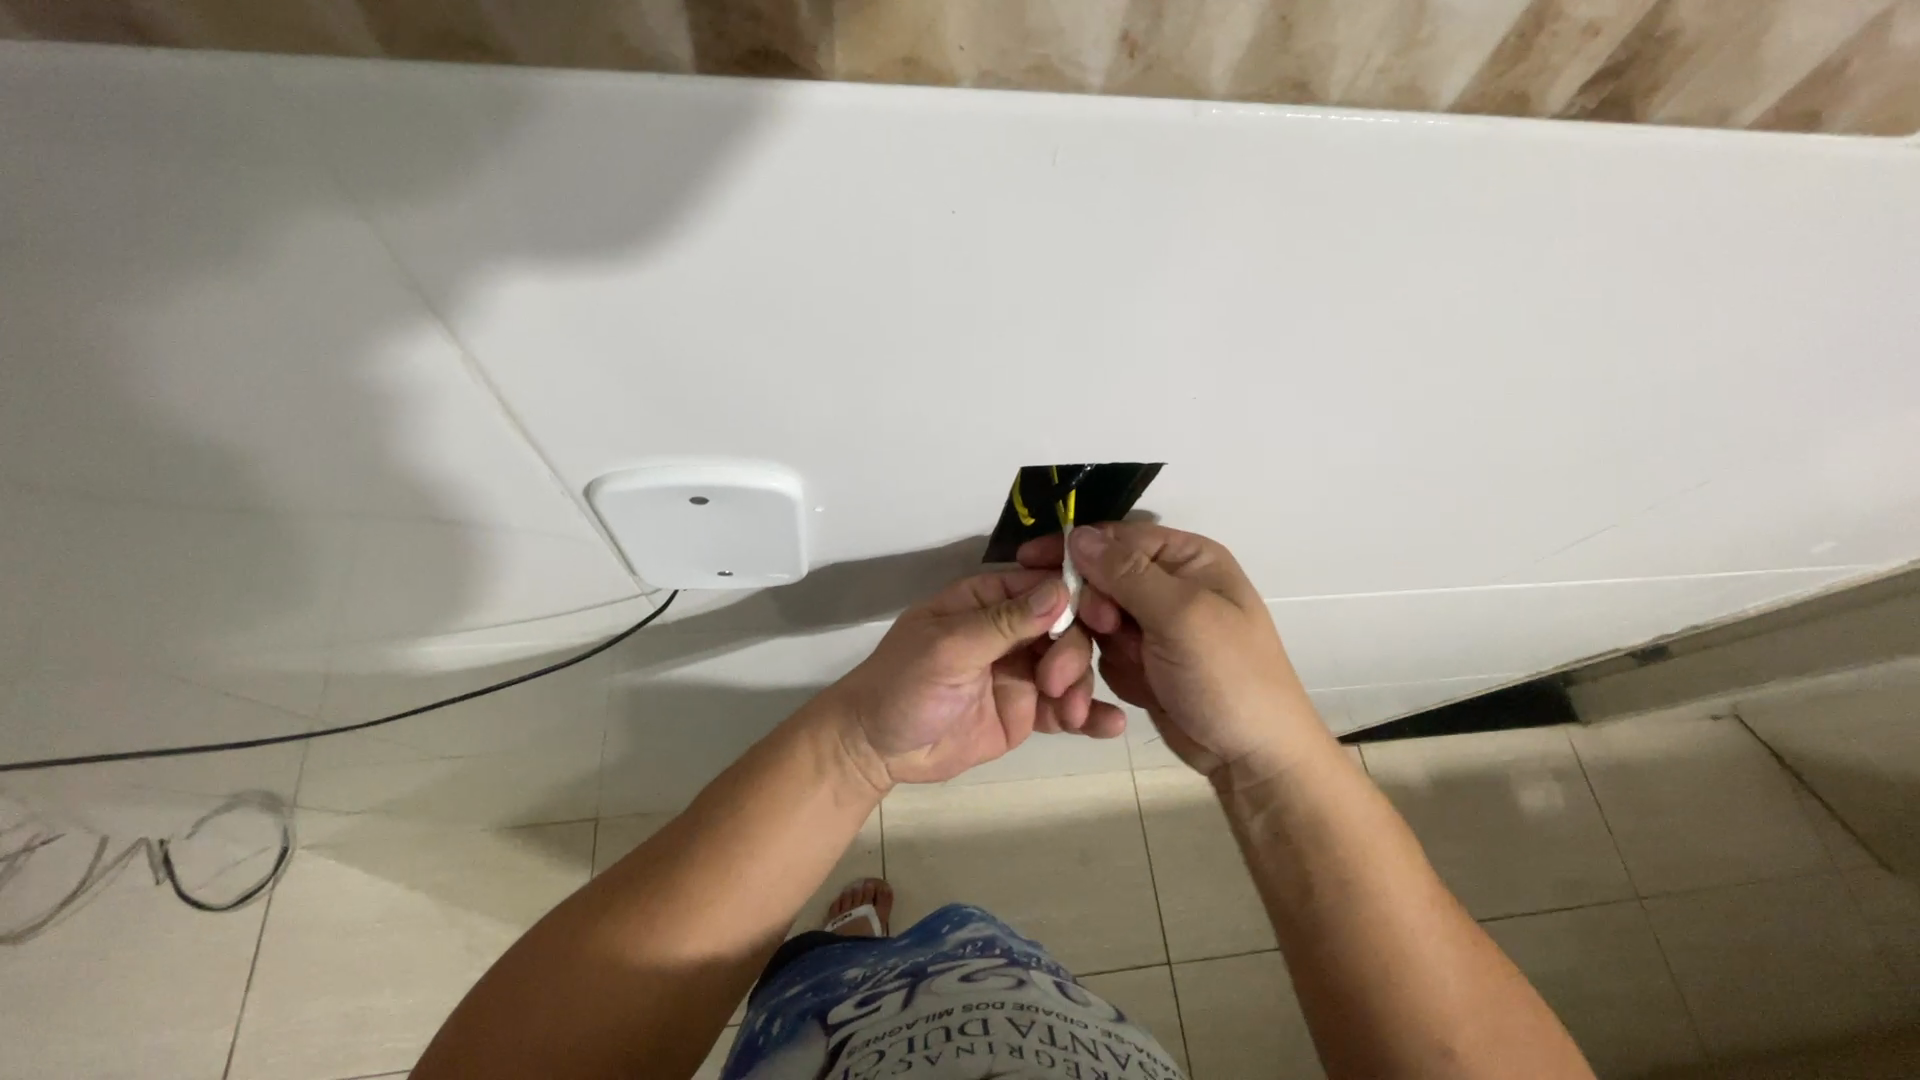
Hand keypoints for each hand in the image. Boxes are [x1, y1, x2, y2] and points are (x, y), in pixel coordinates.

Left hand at [827, 569, 1127, 787]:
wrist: (876, 749)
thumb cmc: (902, 685)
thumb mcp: (949, 648)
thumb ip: (1005, 622)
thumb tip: (1060, 589)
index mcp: (986, 601)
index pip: (1041, 585)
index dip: (1075, 596)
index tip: (1103, 614)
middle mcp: (1010, 631)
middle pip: (1065, 627)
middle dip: (1072, 653)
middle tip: (1056, 683)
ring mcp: (1021, 672)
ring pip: (1072, 667)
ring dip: (1081, 687)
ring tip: (1074, 715)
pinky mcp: (1026, 712)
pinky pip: (1065, 708)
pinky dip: (1089, 715)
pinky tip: (1111, 726)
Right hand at [1018, 523, 1331, 787]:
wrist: (1253, 757)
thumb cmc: (1229, 676)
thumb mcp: (1181, 616)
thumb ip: (1127, 573)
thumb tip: (1079, 535)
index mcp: (1188, 560)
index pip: (1118, 539)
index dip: (1075, 550)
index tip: (1029, 562)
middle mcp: (1169, 586)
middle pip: (1100, 581)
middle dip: (1083, 613)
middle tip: (1081, 638)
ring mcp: (1155, 627)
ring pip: (1095, 621)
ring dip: (1086, 649)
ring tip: (1082, 680)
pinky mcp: (1144, 662)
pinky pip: (1103, 654)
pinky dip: (1105, 672)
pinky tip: (1121, 692)